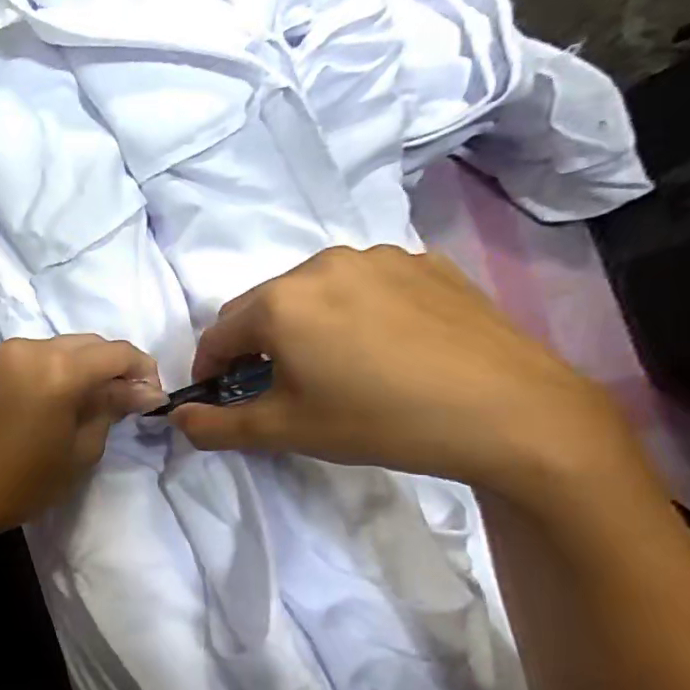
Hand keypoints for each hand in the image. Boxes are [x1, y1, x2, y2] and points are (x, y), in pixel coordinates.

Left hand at [0, 334, 164, 537]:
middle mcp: (34, 347)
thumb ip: (114, 406)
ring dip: (91, 367)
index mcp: (58, 369)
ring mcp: (12, 350)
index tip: (153, 398)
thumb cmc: (29, 480)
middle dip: (117, 367)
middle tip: (131, 402)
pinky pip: (45, 353)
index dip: (143, 370)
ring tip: (101, 402)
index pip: (117, 353)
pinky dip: (65, 368)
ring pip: (69, 346)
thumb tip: (148, 390)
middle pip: (93, 344)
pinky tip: (71, 396)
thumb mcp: (84, 447)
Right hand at [170, 245, 637, 501]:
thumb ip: (216, 426)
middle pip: (262, 306)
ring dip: (302, 323)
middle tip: (275, 385)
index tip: (219, 398)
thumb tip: (177, 419)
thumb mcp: (285, 431)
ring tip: (333, 364)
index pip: (218, 335)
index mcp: (280, 302)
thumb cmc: (380, 421)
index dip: (209, 370)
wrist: (512, 413)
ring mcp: (378, 258)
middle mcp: (321, 265)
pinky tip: (383, 347)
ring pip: (312, 291)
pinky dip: (353, 311)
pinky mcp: (426, 263)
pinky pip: (364, 284)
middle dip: (253, 344)